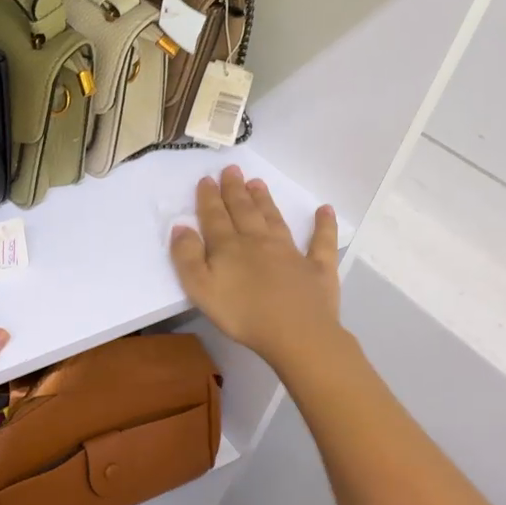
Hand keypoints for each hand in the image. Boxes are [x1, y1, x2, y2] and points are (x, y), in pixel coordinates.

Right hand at [170, 166, 347, 368]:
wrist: (297, 335)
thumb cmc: (242, 314)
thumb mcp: (200, 288)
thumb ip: (187, 257)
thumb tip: (181, 227)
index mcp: (229, 247)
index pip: (215, 217)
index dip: (209, 198)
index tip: (206, 178)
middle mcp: (259, 242)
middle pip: (244, 211)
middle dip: (235, 190)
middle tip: (232, 169)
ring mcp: (291, 253)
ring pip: (274, 220)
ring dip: (265, 201)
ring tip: (258, 183)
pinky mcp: (318, 268)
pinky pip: (322, 242)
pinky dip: (324, 225)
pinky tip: (324, 210)